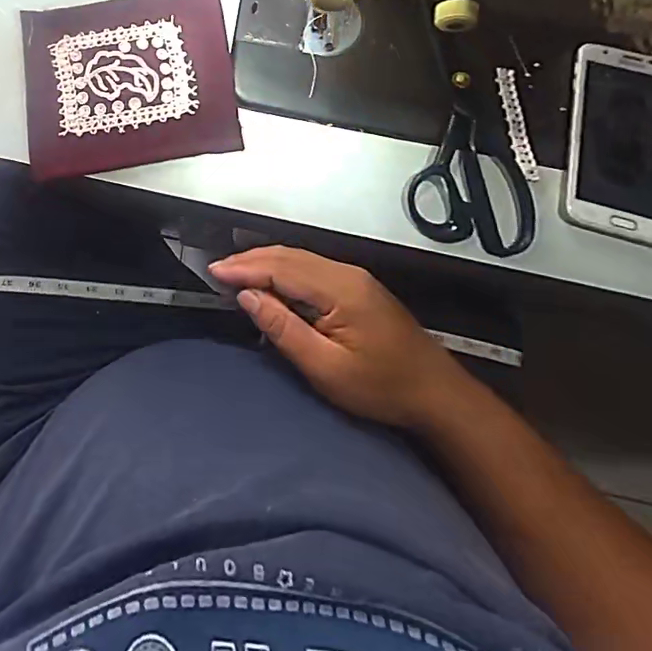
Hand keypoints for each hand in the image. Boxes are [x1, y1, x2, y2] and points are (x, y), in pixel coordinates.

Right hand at [208, 247, 468, 428]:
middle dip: (249, 260)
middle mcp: (347, 274)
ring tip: (234, 273)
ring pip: (298, 258)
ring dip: (263, 262)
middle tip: (218, 270)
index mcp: (340, 290)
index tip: (214, 272)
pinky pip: (310, 267)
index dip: (244, 268)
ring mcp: (354, 278)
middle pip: (288, 256)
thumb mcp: (327, 368)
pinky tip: (268, 280)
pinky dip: (282, 269)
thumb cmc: (383, 388)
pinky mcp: (357, 287)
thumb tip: (248, 297)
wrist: (436, 394)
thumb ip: (284, 329)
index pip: (280, 268)